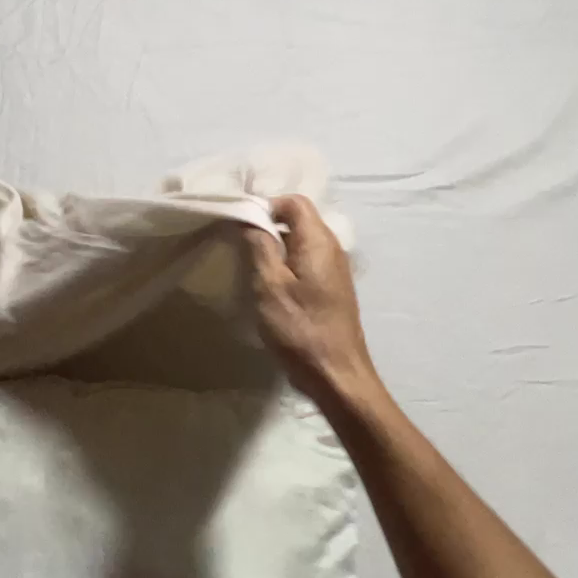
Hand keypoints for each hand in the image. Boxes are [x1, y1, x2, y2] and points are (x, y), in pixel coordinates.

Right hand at [243, 195, 383, 411]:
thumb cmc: (300, 329)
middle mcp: (332, 248)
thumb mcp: (269, 286)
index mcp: (318, 241)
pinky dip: (287, 264)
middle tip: (240, 246)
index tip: (240, 226)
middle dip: (268, 225)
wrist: (337, 375)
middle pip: (299, 219)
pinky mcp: (332, 289)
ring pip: (302, 241)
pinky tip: (270, 286)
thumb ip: (259, 246)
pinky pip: (307, 261)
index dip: (265, 206)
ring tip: (251, 266)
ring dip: (276, 247)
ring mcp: (335, 269)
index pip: (293, 202)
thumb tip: (251, 218)